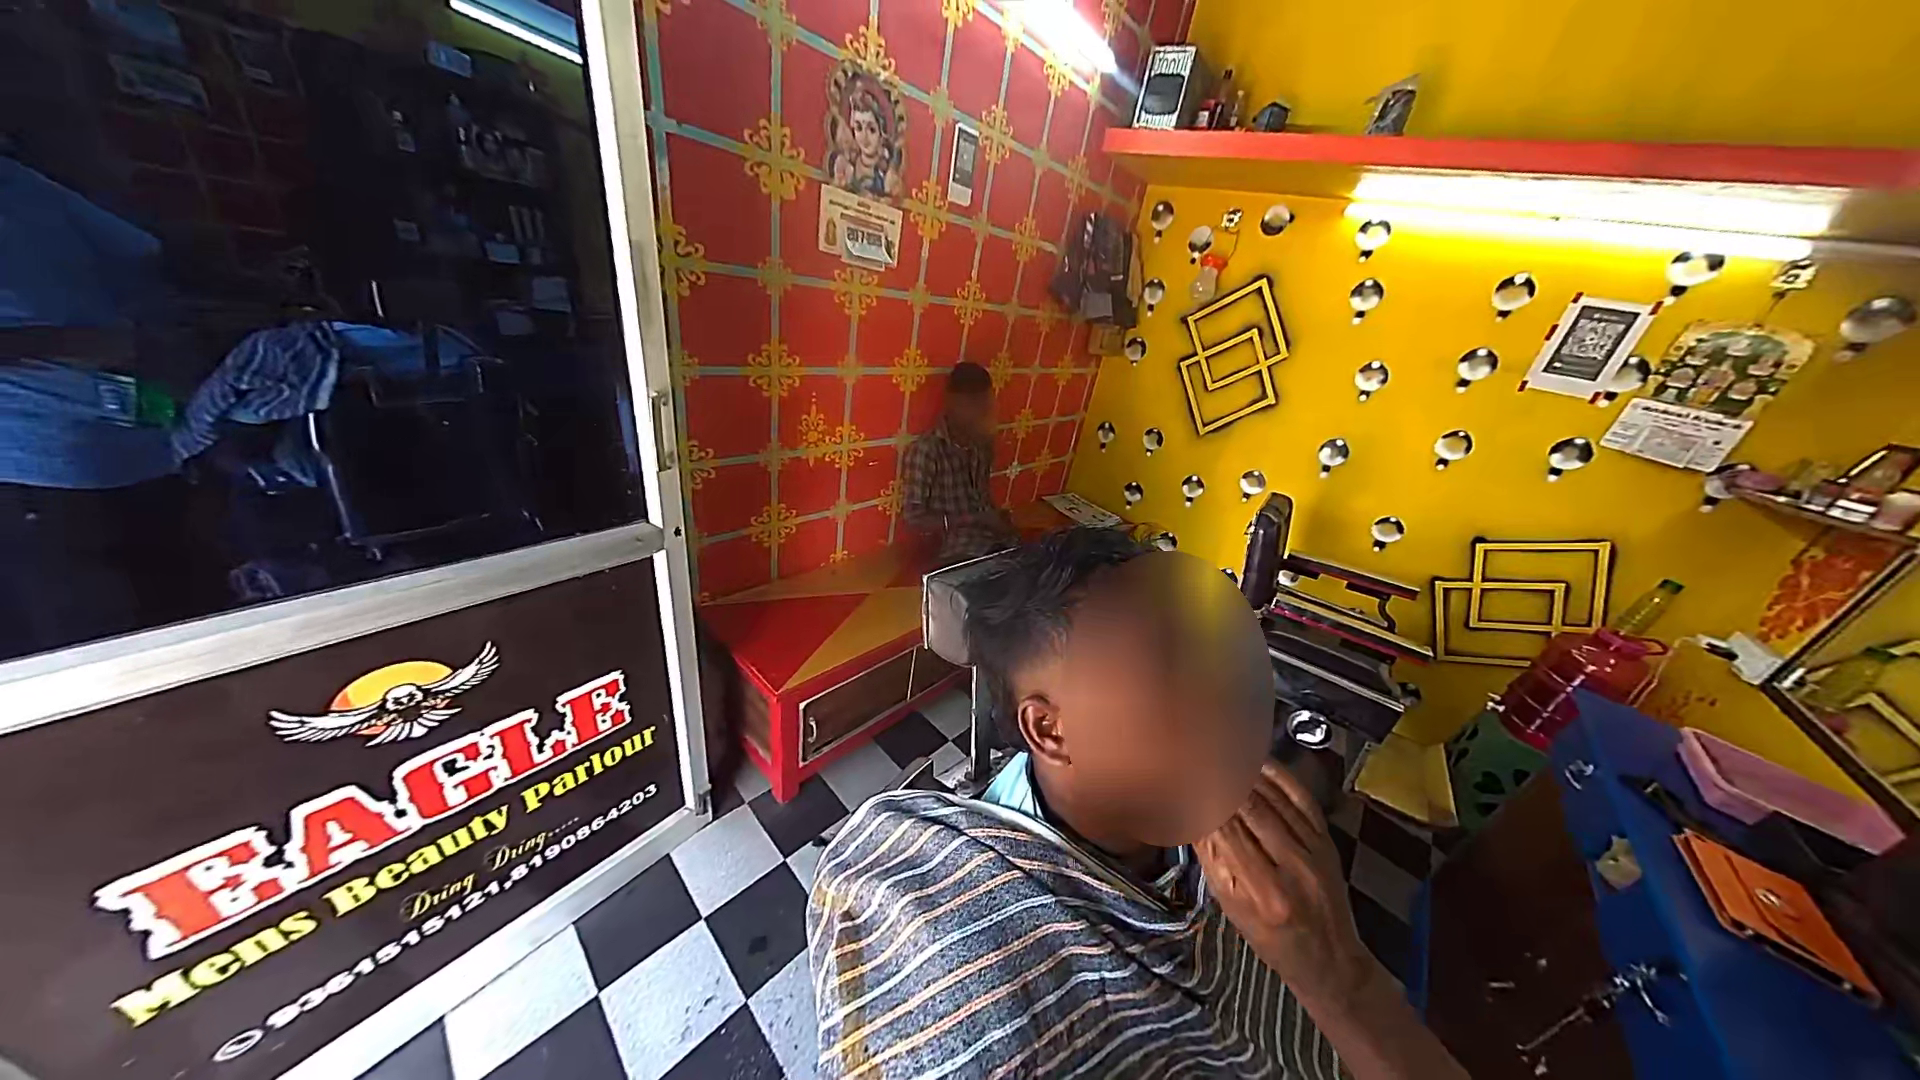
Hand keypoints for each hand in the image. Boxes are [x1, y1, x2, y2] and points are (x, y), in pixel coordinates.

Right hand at [1196, 760, 1373, 1001]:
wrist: (1330, 959)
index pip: (1225, 830)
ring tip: (1219, 753)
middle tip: (1197, 757)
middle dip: (1220, 779)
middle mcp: (1293, 867)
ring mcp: (1315, 851)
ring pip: (1273, 797)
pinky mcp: (1327, 840)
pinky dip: (1276, 775)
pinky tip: (1255, 761)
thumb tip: (1187, 809)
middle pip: (1250, 808)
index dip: (1201, 799)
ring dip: (1243, 772)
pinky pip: (1299, 796)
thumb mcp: (1230, 903)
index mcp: (1263, 892)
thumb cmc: (1269, 937)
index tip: (1182, 777)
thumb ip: (1211, 854)